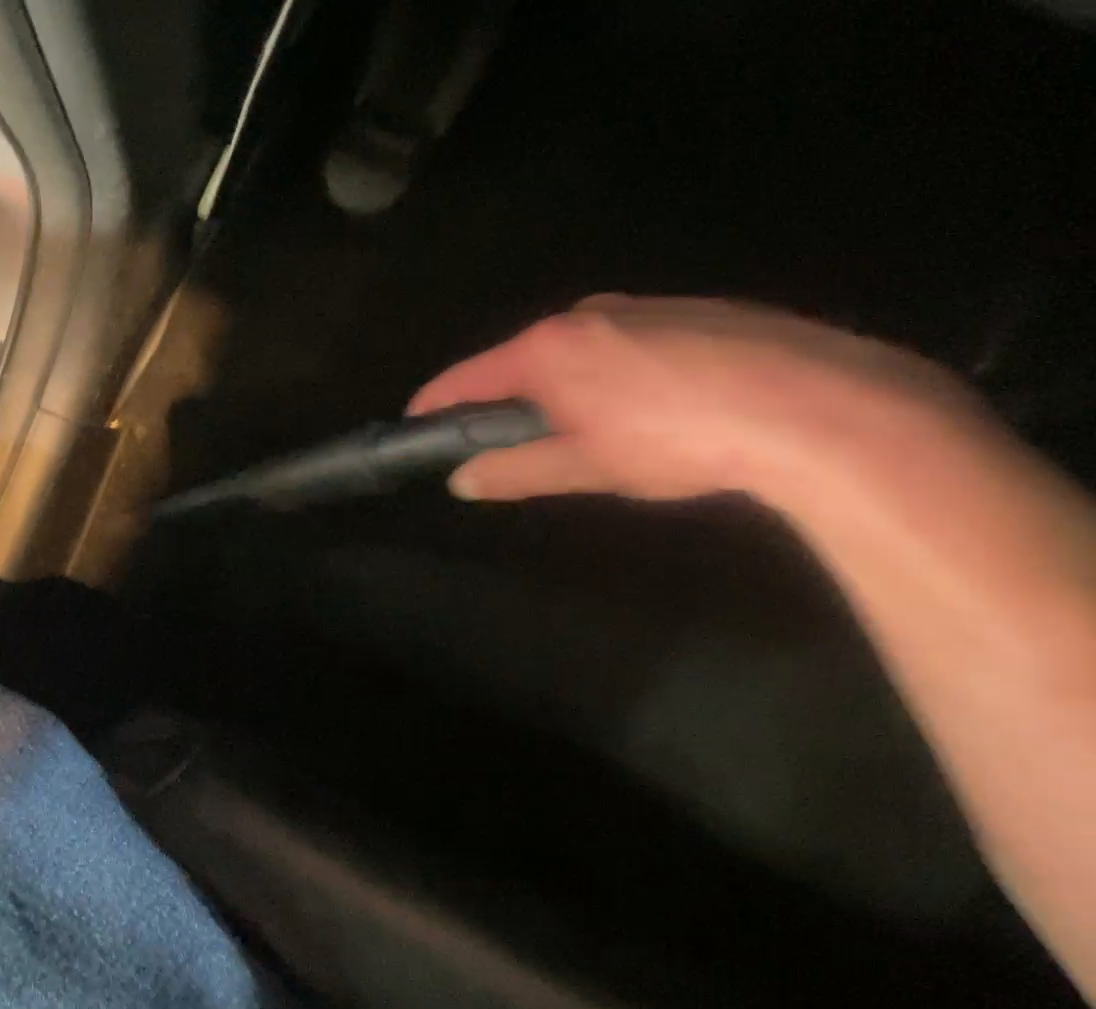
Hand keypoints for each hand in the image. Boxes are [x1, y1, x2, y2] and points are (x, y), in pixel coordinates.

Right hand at [408, 295, 993, 502]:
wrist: (816, 407)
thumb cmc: (676, 440)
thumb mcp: (585, 466)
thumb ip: (516, 470)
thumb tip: (464, 479)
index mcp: (549, 348)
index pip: (467, 376)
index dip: (435, 404)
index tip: (414, 426)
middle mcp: (588, 313)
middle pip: (522, 358)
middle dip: (506, 398)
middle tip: (508, 443)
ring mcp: (646, 306)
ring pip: (579, 349)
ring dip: (564, 386)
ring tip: (588, 433)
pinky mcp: (696, 311)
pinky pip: (629, 343)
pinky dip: (615, 374)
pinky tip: (652, 411)